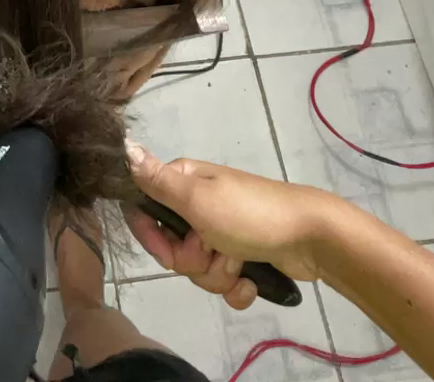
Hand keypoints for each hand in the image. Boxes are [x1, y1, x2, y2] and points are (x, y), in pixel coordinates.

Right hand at [124, 141, 344, 308]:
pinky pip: (222, 281)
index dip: (151, 236)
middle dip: (191, 259)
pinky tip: (250, 281)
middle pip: (171, 246)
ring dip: (215, 273)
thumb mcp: (196, 198)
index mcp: (184, 183)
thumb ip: (156, 180)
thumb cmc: (248, 213)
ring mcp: (221, 231)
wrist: (310, 237)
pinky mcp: (241, 255)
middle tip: (213, 249)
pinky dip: (235, 286)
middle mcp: (198, 204)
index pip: (145, 211)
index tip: (168, 251)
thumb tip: (123, 147)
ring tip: (237, 262)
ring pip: (196, 267)